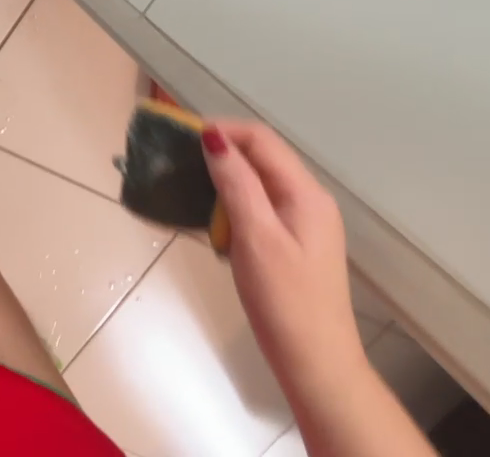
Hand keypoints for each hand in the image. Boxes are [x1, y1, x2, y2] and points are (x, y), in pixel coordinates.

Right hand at [203, 121, 366, 395]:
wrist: (313, 359)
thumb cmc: (283, 297)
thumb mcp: (255, 236)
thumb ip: (236, 183)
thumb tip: (212, 137)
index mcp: (305, 194)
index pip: (261, 139)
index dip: (221, 129)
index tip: (179, 137)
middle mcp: (307, 199)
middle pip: (260, 154)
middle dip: (218, 148)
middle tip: (176, 158)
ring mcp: (301, 220)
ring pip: (256, 177)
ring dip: (221, 172)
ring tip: (185, 181)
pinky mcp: (289, 238)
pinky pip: (257, 200)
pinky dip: (229, 196)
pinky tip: (208, 211)